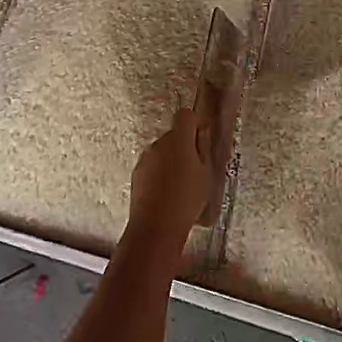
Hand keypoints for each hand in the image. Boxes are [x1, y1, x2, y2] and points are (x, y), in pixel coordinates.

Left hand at [126, 107, 213, 246]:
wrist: (156, 225)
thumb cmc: (187, 198)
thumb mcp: (205, 173)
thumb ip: (202, 148)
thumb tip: (201, 132)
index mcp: (178, 140)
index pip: (185, 115)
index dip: (194, 122)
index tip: (201, 137)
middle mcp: (158, 144)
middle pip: (173, 134)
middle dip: (184, 145)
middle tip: (195, 167)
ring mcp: (145, 159)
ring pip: (162, 151)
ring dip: (172, 159)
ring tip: (181, 184)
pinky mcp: (137, 174)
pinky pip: (153, 165)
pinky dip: (161, 172)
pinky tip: (167, 192)